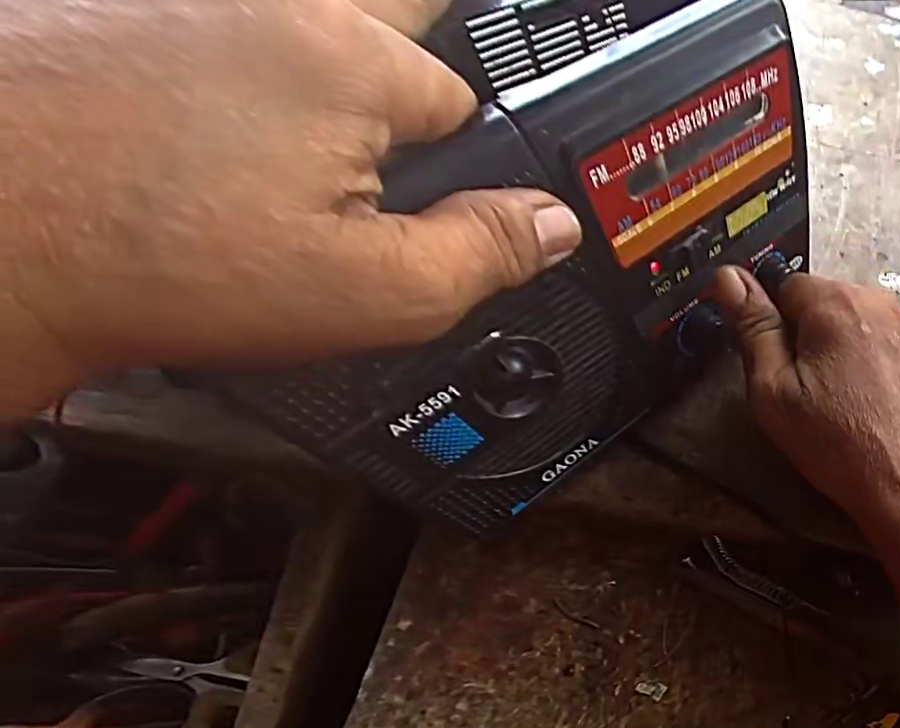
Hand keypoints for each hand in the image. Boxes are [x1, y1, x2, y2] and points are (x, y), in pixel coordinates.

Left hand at [0, 0, 582, 416]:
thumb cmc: (159, 262)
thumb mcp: (391, 289)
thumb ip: (495, 251)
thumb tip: (553, 225)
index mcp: (341, 57)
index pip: (471, 104)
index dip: (470, 175)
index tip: (440, 217)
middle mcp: (254, 3)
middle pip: (391, 71)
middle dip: (398, 140)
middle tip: (360, 210)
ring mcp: (168, 4)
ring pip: (307, 69)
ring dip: (318, 132)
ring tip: (274, 202)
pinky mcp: (108, 25)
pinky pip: (227, 67)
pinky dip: (243, 121)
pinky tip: (214, 177)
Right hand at [712, 266, 899, 540]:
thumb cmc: (838, 446)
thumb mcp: (773, 391)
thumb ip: (752, 328)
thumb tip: (729, 279)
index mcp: (837, 304)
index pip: (787, 285)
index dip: (777, 326)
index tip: (783, 365)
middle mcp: (881, 303)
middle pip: (826, 303)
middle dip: (813, 337)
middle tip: (812, 389)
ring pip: (858, 323)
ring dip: (844, 350)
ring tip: (844, 399)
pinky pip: (886, 343)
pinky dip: (874, 363)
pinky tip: (870, 401)